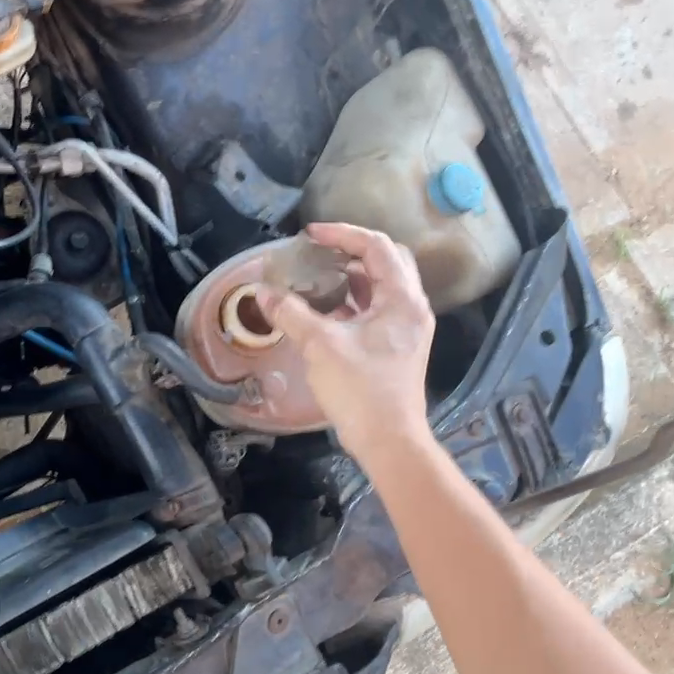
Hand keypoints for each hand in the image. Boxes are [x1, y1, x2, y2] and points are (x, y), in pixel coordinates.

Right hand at [258, 223, 435, 455]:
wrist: (387, 440)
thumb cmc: (361, 389)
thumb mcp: (320, 345)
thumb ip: (291, 313)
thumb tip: (262, 292)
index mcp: (402, 300)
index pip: (377, 247)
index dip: (343, 234)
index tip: (310, 234)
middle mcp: (411, 309)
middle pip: (386, 261)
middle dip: (351, 250)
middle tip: (318, 250)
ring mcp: (405, 329)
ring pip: (381, 286)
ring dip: (350, 275)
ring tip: (317, 274)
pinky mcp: (395, 346)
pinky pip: (374, 308)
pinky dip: (351, 299)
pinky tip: (324, 307)